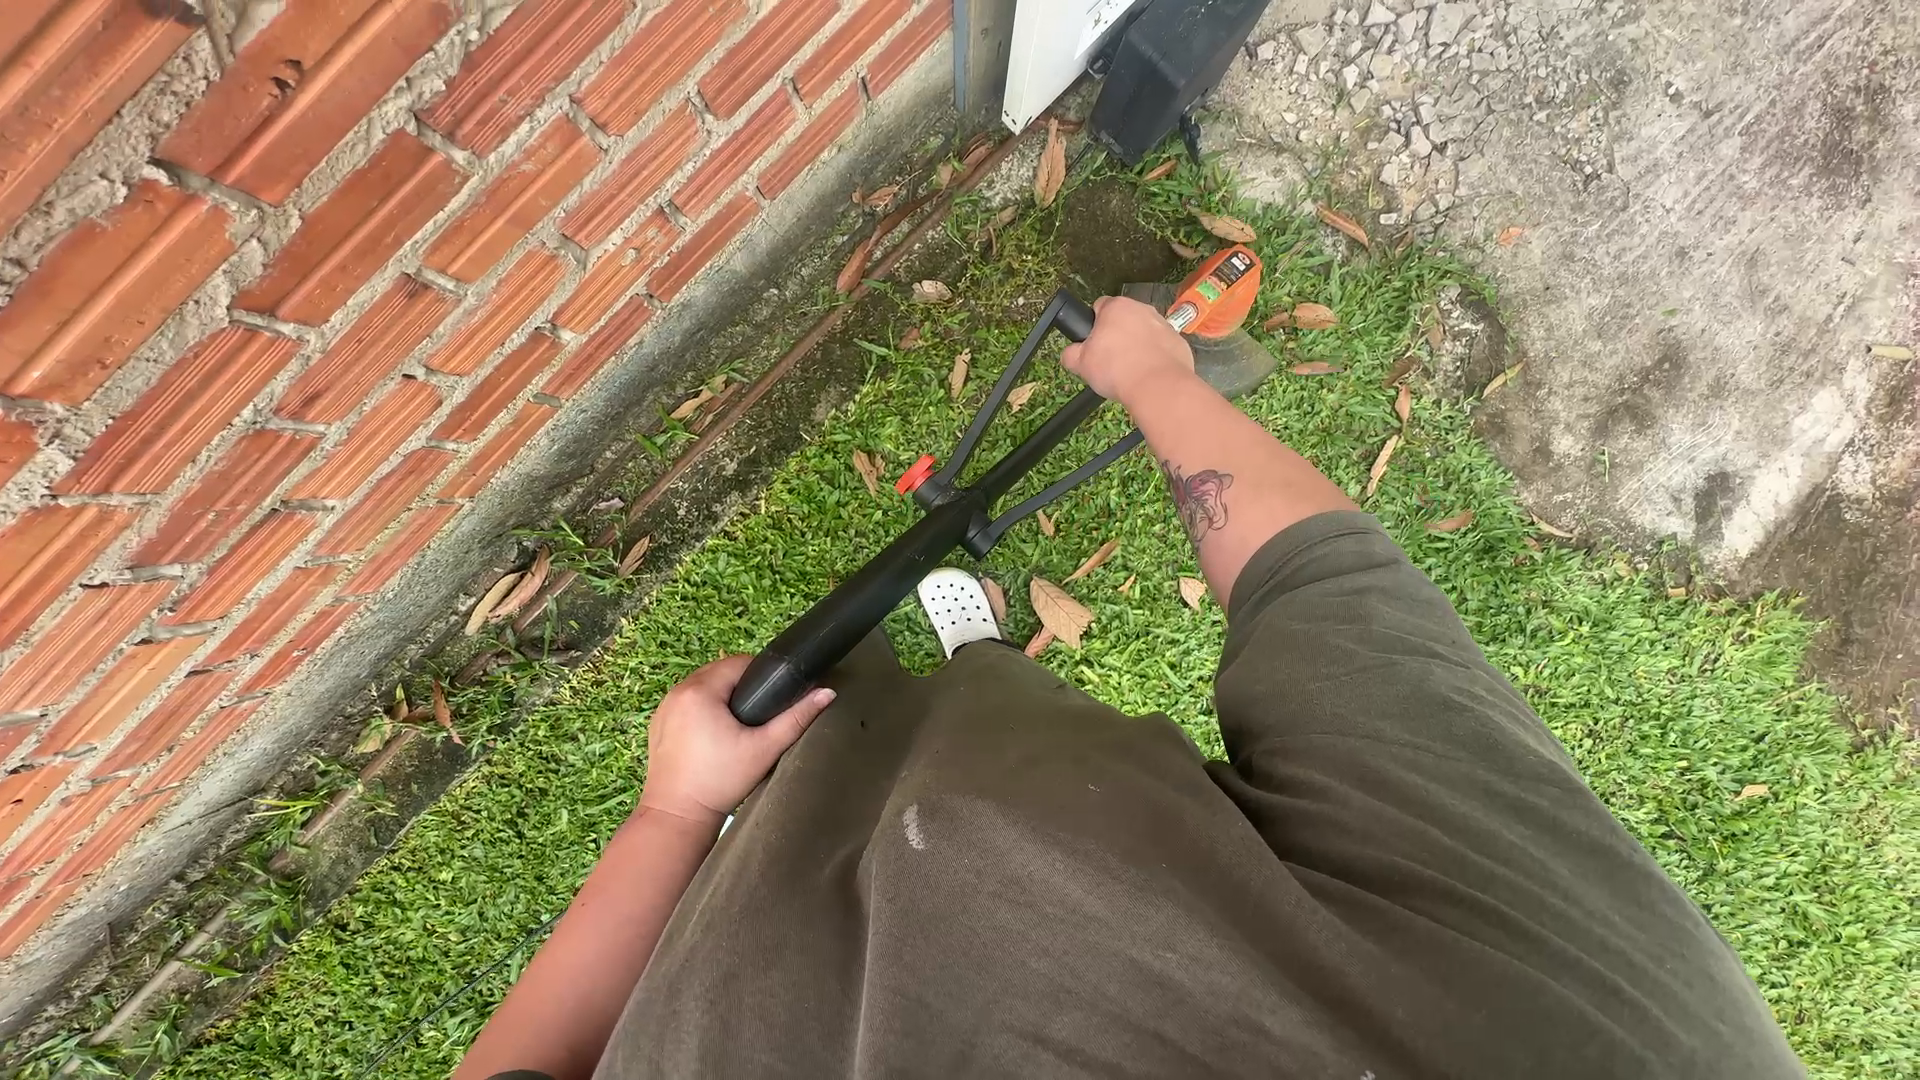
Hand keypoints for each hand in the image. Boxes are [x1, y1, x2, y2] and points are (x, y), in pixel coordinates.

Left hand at [638, 656, 835, 828]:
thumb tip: (827, 692)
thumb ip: (797, 717)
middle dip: (743, 686)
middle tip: (761, 713)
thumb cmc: (721, 780)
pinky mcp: (658, 723)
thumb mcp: (765, 748)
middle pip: (720, 672)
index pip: (739, 663)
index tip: (774, 697)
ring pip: (703, 686)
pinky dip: (704, 708)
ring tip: (742, 722)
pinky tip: (717, 732)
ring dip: (723, 695)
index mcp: (700, 690)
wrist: (678, 816)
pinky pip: (687, 701)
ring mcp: (664, 707)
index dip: (762, 675)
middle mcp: (678, 691)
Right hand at [1059, 296, 1196, 405]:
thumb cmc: (1117, 369)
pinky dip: (1154, 357)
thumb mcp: (1080, 364)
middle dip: (1116, 336)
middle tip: (1109, 361)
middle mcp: (1142, 309)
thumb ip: (1070, 354)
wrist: (1157, 386)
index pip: (1099, 306)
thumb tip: (1069, 354)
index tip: (1093, 344)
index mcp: (1116, 307)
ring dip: (1136, 346)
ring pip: (1143, 332)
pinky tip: (1147, 375)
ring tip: (1129, 371)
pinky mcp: (1178, 341)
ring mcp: (1163, 324)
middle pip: (1123, 319)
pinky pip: (1161, 347)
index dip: (1094, 326)